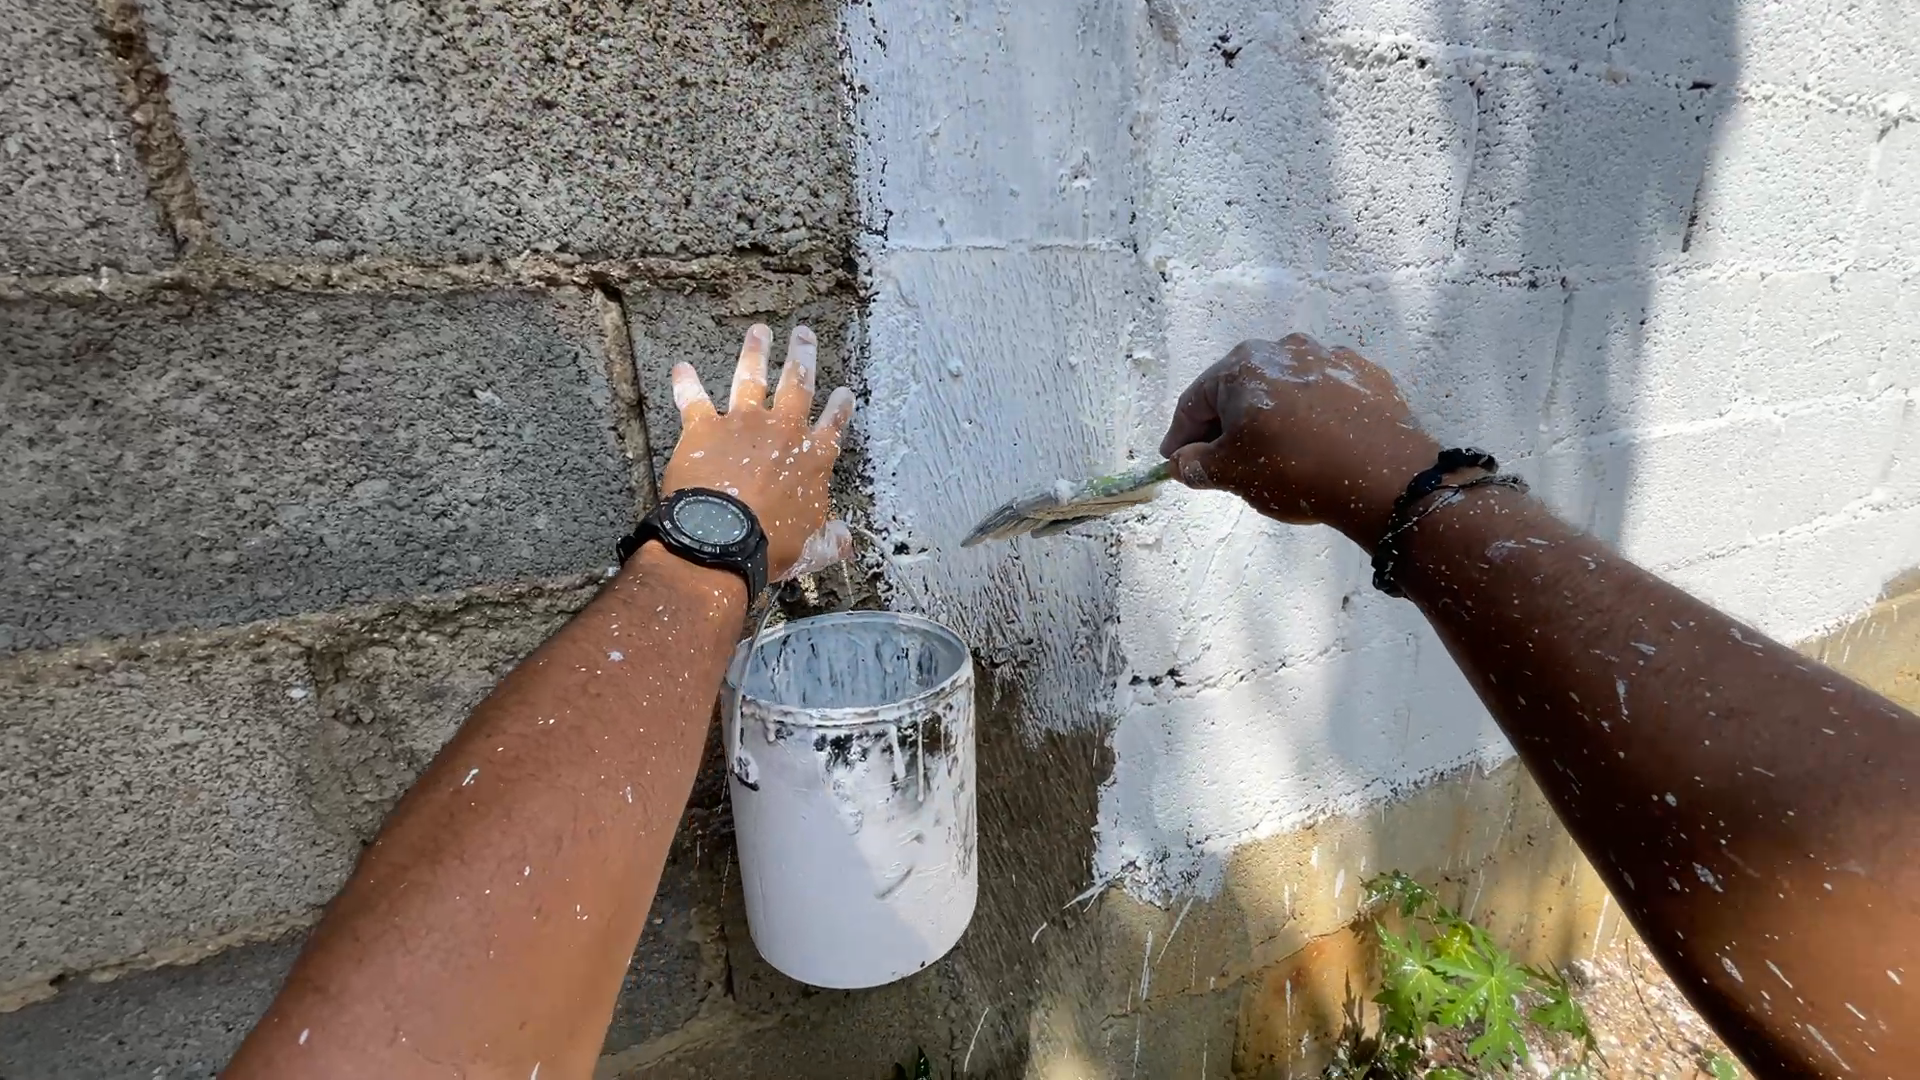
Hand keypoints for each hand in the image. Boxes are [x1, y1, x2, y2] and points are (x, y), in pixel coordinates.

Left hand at [661, 324, 856, 580]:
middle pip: (798, 384)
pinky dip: (686, 382)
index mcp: (813, 458)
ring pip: (752, 377)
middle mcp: (784, 431)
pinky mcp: (705, 427)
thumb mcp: (812, 548)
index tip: (844, 392)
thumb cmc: (773, 545)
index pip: (833, 426)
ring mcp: (744, 423)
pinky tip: (681, 366)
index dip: (840, 408)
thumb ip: (831, 540)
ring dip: (756, 352)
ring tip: (759, 331)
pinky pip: (694, 398)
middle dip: (803, 356)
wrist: (724, 538)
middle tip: (804, 334)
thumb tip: (846, 541)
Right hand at [1158, 334, 1440, 545]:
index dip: (1180, 436)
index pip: (1194, 403)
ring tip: (1269, 453)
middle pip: (1237, 391)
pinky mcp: (1366, 376)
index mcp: (1241, 366)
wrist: (1384, 477)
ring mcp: (1329, 357)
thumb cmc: (1292, 468)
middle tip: (1219, 459)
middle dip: (1223, 425)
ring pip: (1280, 391)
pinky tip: (1311, 444)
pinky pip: (1320, 396)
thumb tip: (1181, 461)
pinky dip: (1306, 417)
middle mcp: (1283, 348)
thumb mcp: (1228, 473)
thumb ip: (1193, 464)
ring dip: (1266, 418)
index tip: (1175, 460)